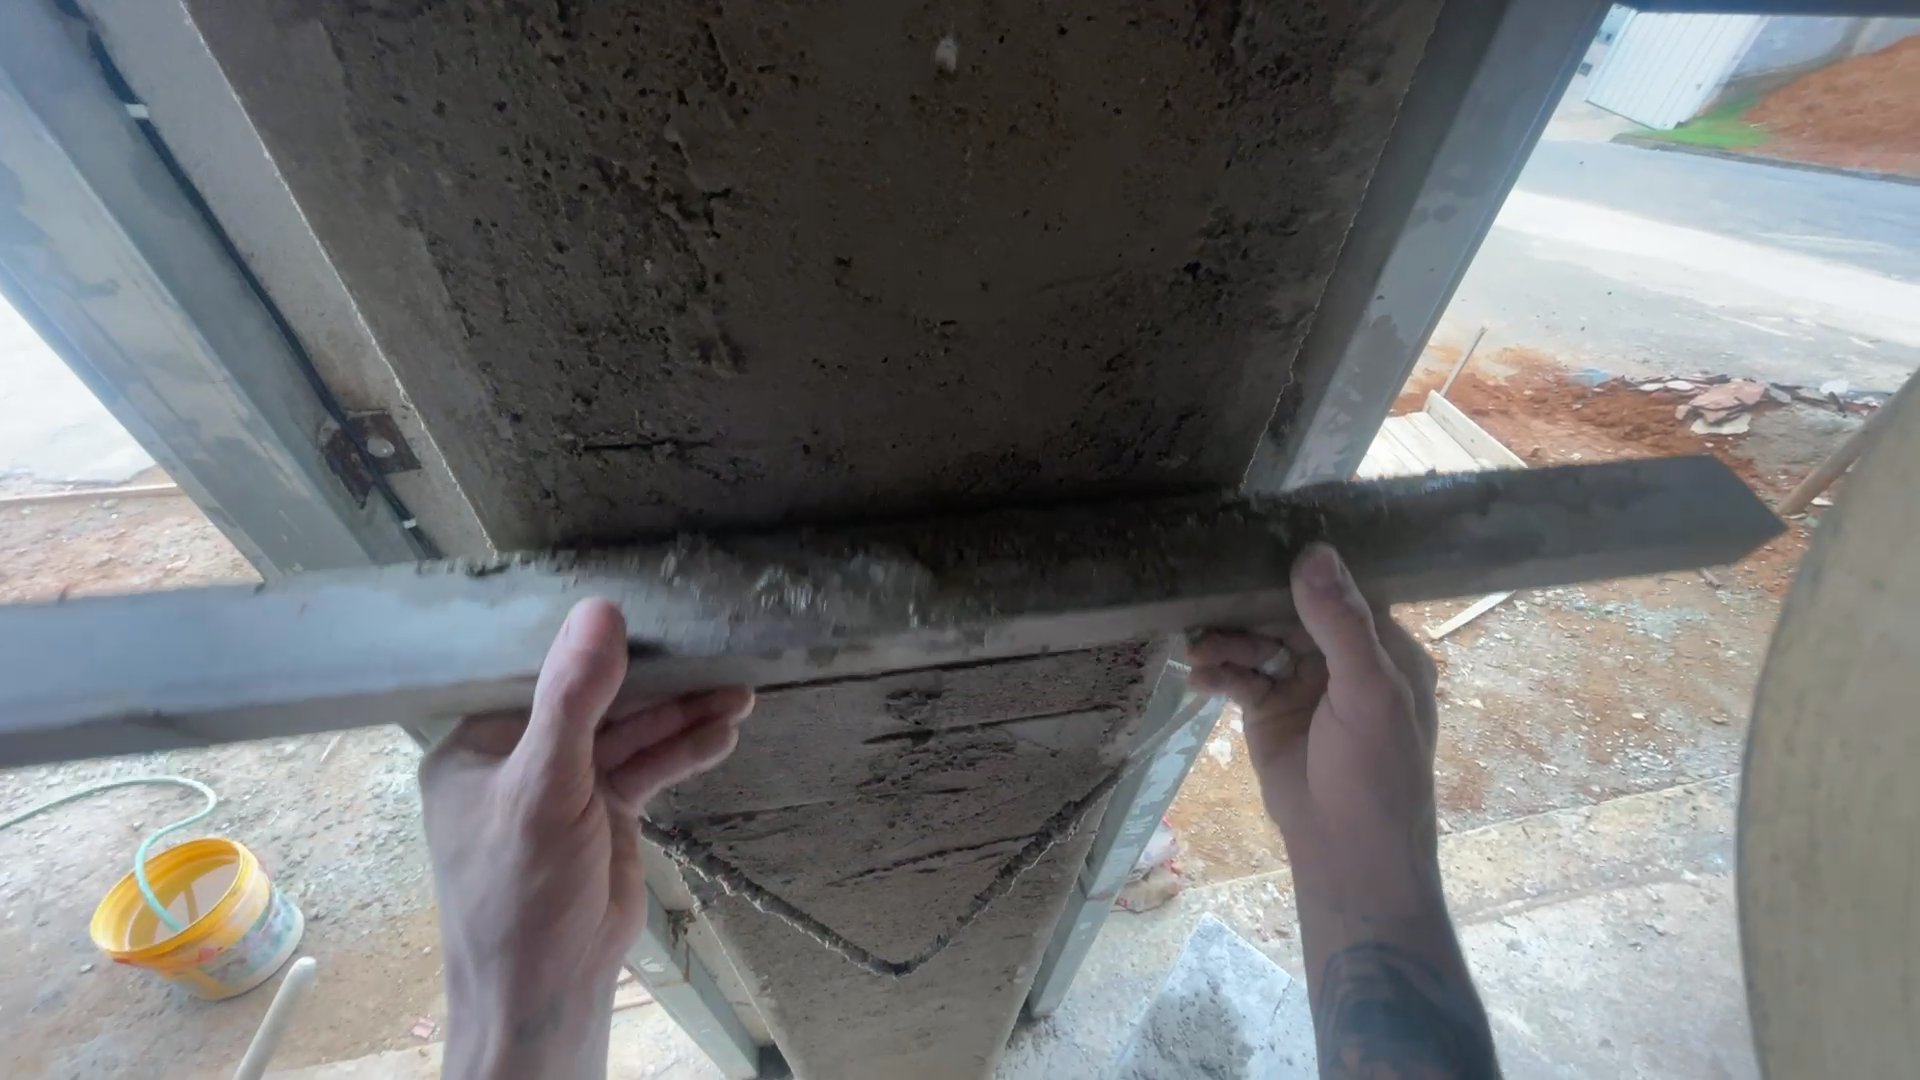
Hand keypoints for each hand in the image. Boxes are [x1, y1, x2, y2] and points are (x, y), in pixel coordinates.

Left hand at [419, 598, 753, 1078]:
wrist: (551, 991)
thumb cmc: (523, 891)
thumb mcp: (546, 786)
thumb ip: (574, 698)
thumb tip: (601, 610)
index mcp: (481, 745)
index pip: (543, 676)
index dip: (596, 646)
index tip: (654, 619)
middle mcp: (524, 758)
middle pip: (601, 702)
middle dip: (662, 688)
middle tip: (717, 662)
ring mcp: (570, 785)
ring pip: (634, 735)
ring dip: (685, 718)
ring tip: (740, 699)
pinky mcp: (607, 809)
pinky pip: (650, 767)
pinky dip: (685, 753)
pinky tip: (722, 737)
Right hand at [1187, 542, 1440, 904]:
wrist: (1344, 850)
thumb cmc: (1374, 770)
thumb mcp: (1366, 692)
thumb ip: (1340, 623)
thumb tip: (1314, 552)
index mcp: (1381, 649)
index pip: (1338, 594)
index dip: (1300, 573)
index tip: (1255, 547)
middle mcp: (1339, 660)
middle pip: (1286, 615)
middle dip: (1247, 613)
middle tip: (1207, 608)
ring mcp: (1300, 684)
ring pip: (1256, 644)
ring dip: (1225, 644)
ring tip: (1196, 651)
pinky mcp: (1268, 709)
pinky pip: (1238, 678)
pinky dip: (1218, 675)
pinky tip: (1199, 679)